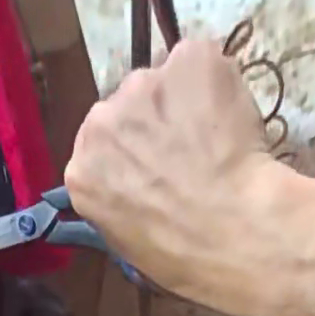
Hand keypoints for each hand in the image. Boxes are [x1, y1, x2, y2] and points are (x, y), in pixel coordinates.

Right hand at [65, 40, 297, 314]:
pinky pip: (202, 64)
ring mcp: (142, 85)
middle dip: (152, 126)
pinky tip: (232, 124)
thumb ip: (119, 199)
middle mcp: (100, 123)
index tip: (156, 170)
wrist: (232, 231)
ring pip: (165, 83)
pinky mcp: (188, 60)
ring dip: (185, 104)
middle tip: (188, 157)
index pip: (102, 147)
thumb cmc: (180, 255)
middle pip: (127, 108)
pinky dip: (218, 85)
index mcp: (82, 173)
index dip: (133, 155)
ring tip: (215, 143)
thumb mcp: (128, 242)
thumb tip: (134, 187)